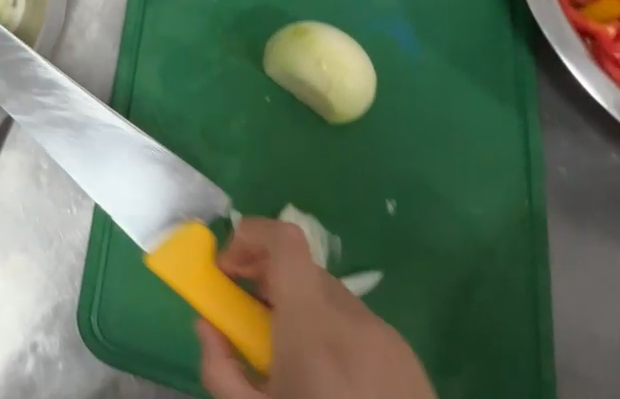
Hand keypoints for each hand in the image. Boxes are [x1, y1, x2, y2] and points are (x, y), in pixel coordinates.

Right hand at [196, 218, 434, 398]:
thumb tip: (209, 327)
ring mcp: (389, 340)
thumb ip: (219, 368)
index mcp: (313, 327)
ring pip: (329, 297)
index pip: (285, 241)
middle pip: (301, 268)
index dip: (249, 236)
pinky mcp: (410, 363)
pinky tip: (329, 383)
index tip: (228, 271)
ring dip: (298, 308)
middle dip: (266, 279)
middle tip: (246, 317)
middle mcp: (354, 320)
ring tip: (289, 360)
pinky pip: (358, 326)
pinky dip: (331, 333)